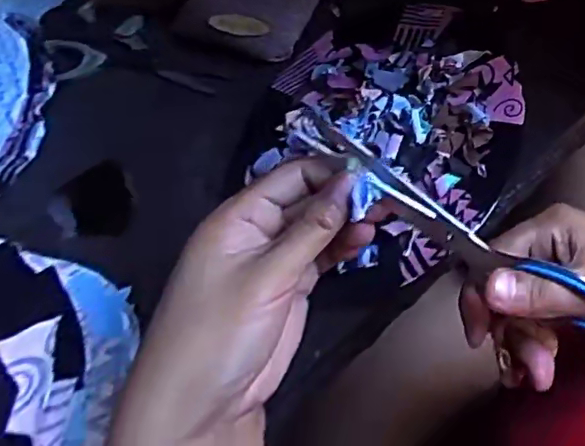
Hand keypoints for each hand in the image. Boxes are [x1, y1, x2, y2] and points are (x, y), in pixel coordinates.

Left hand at [111, 160, 379, 445]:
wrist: (197, 414)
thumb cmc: (217, 336)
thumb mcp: (267, 277)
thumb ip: (313, 227)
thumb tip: (352, 179)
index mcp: (238, 220)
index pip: (293, 176)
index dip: (332, 171)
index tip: (373, 173)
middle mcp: (258, 232)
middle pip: (312, 197)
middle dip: (349, 194)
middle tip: (387, 195)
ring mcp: (275, 258)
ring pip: (322, 223)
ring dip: (352, 218)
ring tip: (382, 217)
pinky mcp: (291, 282)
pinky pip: (324, 249)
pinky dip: (345, 243)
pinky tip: (364, 239)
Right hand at [459, 205, 584, 391]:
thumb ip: (537, 291)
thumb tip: (490, 287)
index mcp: (551, 228)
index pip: (494, 256)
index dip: (482, 295)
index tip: (481, 335)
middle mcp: (547, 245)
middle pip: (504, 291)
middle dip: (513, 333)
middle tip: (530, 367)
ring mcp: (555, 271)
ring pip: (516, 312)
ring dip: (524, 346)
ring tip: (543, 374)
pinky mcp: (562, 295)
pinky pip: (532, 321)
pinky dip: (532, 346)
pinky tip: (542, 368)